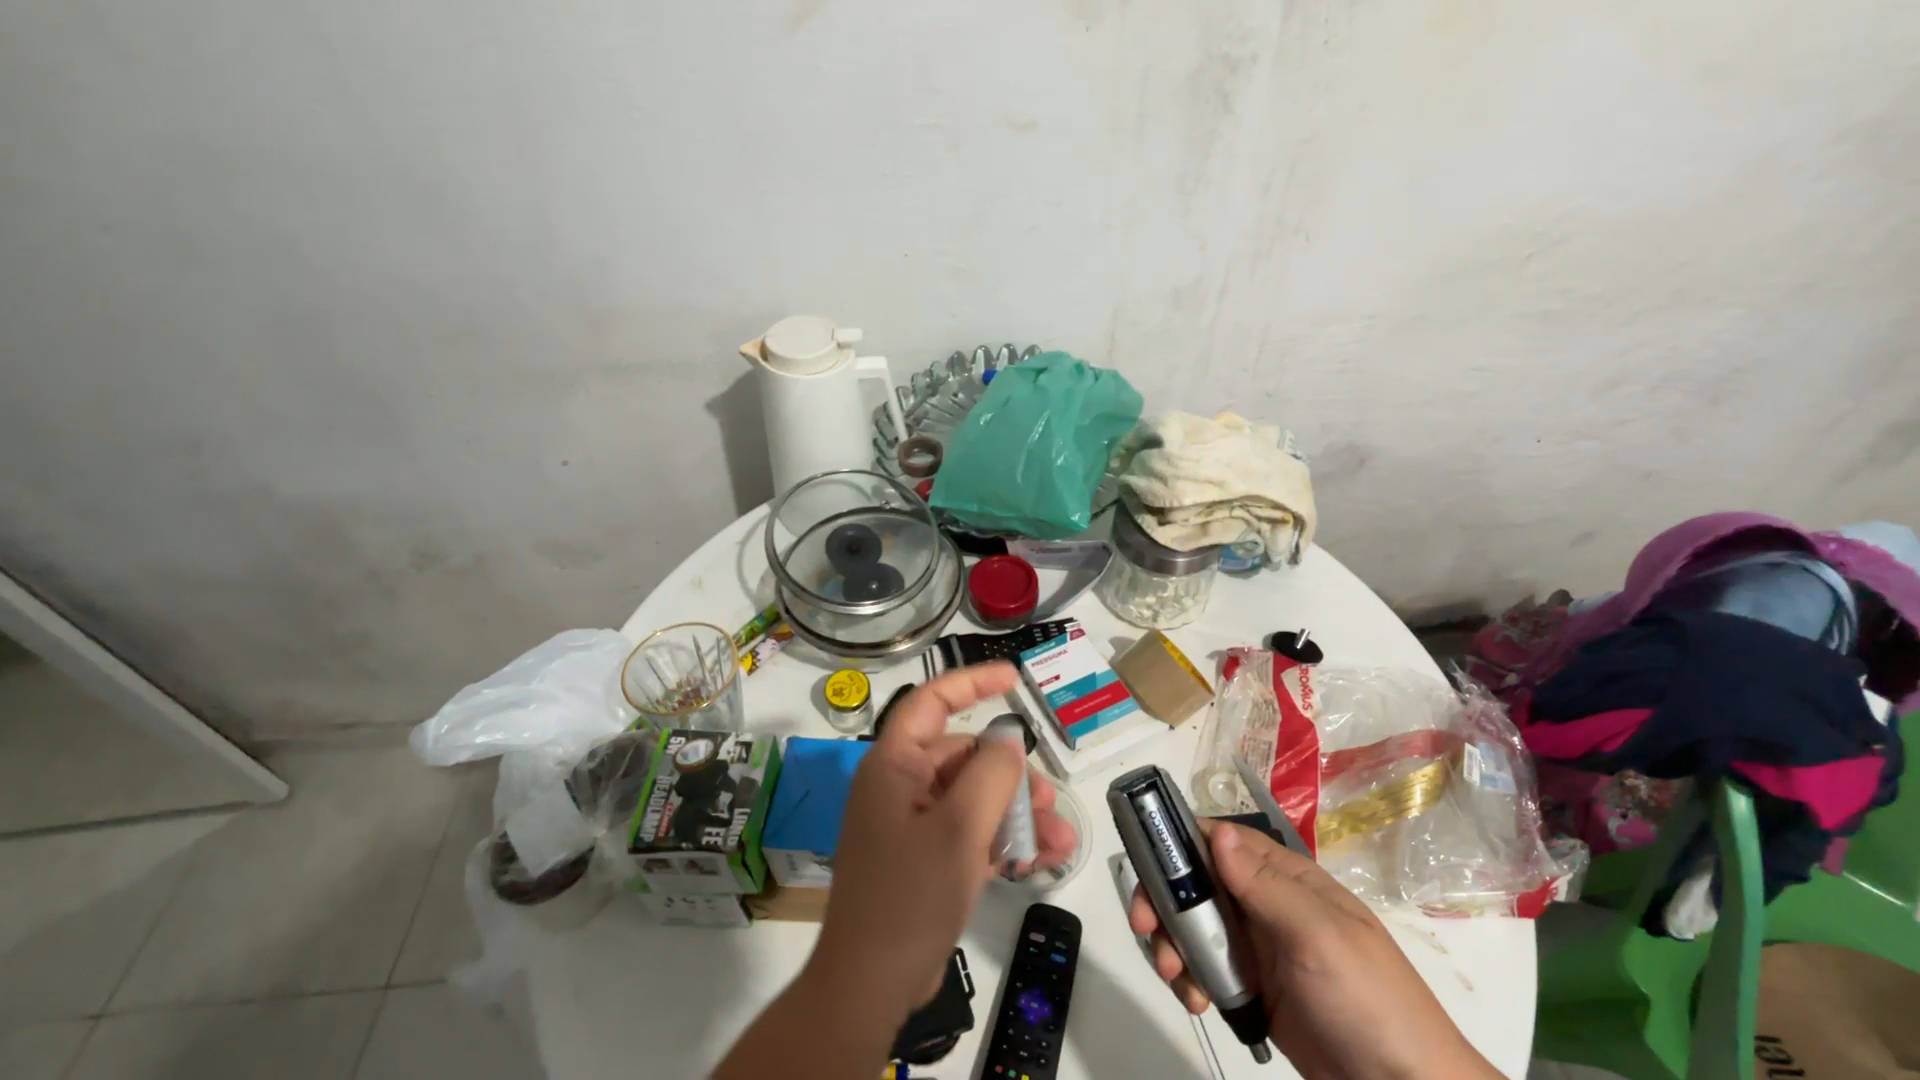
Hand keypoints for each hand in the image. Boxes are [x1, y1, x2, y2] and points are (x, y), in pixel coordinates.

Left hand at [809, 662, 1076, 1011]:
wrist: (872, 982)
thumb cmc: (910, 895)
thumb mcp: (959, 829)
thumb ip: (991, 774)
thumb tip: (1008, 739)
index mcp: (894, 765)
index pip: (932, 702)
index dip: (972, 683)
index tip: (1014, 679)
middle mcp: (900, 786)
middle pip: (965, 758)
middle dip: (1014, 776)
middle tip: (1053, 803)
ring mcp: (911, 825)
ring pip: (975, 799)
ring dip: (1019, 815)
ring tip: (1061, 841)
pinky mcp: (924, 860)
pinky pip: (970, 834)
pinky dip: (1003, 842)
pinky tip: (1042, 861)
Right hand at [1129, 821, 1497, 1079]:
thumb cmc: (1367, 1002)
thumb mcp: (1318, 937)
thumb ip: (1265, 885)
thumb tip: (1219, 832)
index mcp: (1290, 881)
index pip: (1225, 842)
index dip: (1180, 845)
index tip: (1146, 867)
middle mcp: (1270, 907)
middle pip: (1199, 885)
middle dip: (1165, 903)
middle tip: (1145, 930)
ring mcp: (1261, 951)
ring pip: (1196, 929)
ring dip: (1173, 946)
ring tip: (1175, 980)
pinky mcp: (1256, 991)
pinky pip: (1207, 972)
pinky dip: (1191, 981)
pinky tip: (1196, 1003)